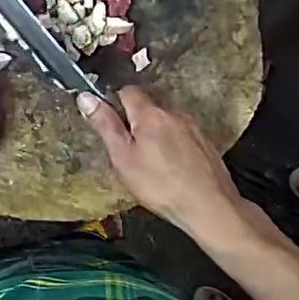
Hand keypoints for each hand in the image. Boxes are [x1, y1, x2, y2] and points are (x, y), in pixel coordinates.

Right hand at [78, 88, 241, 231]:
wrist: (211, 209)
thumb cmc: (161, 185)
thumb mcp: (123, 157)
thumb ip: (105, 124)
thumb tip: (86, 98)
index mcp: (150, 114)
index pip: (126, 90)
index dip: (113, 101)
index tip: (107, 121)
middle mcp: (174, 114)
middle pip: (146, 107)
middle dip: (133, 122)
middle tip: (127, 150)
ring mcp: (192, 128)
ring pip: (163, 122)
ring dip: (153, 134)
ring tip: (149, 162)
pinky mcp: (205, 143)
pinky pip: (179, 135)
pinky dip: (170, 145)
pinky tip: (168, 168)